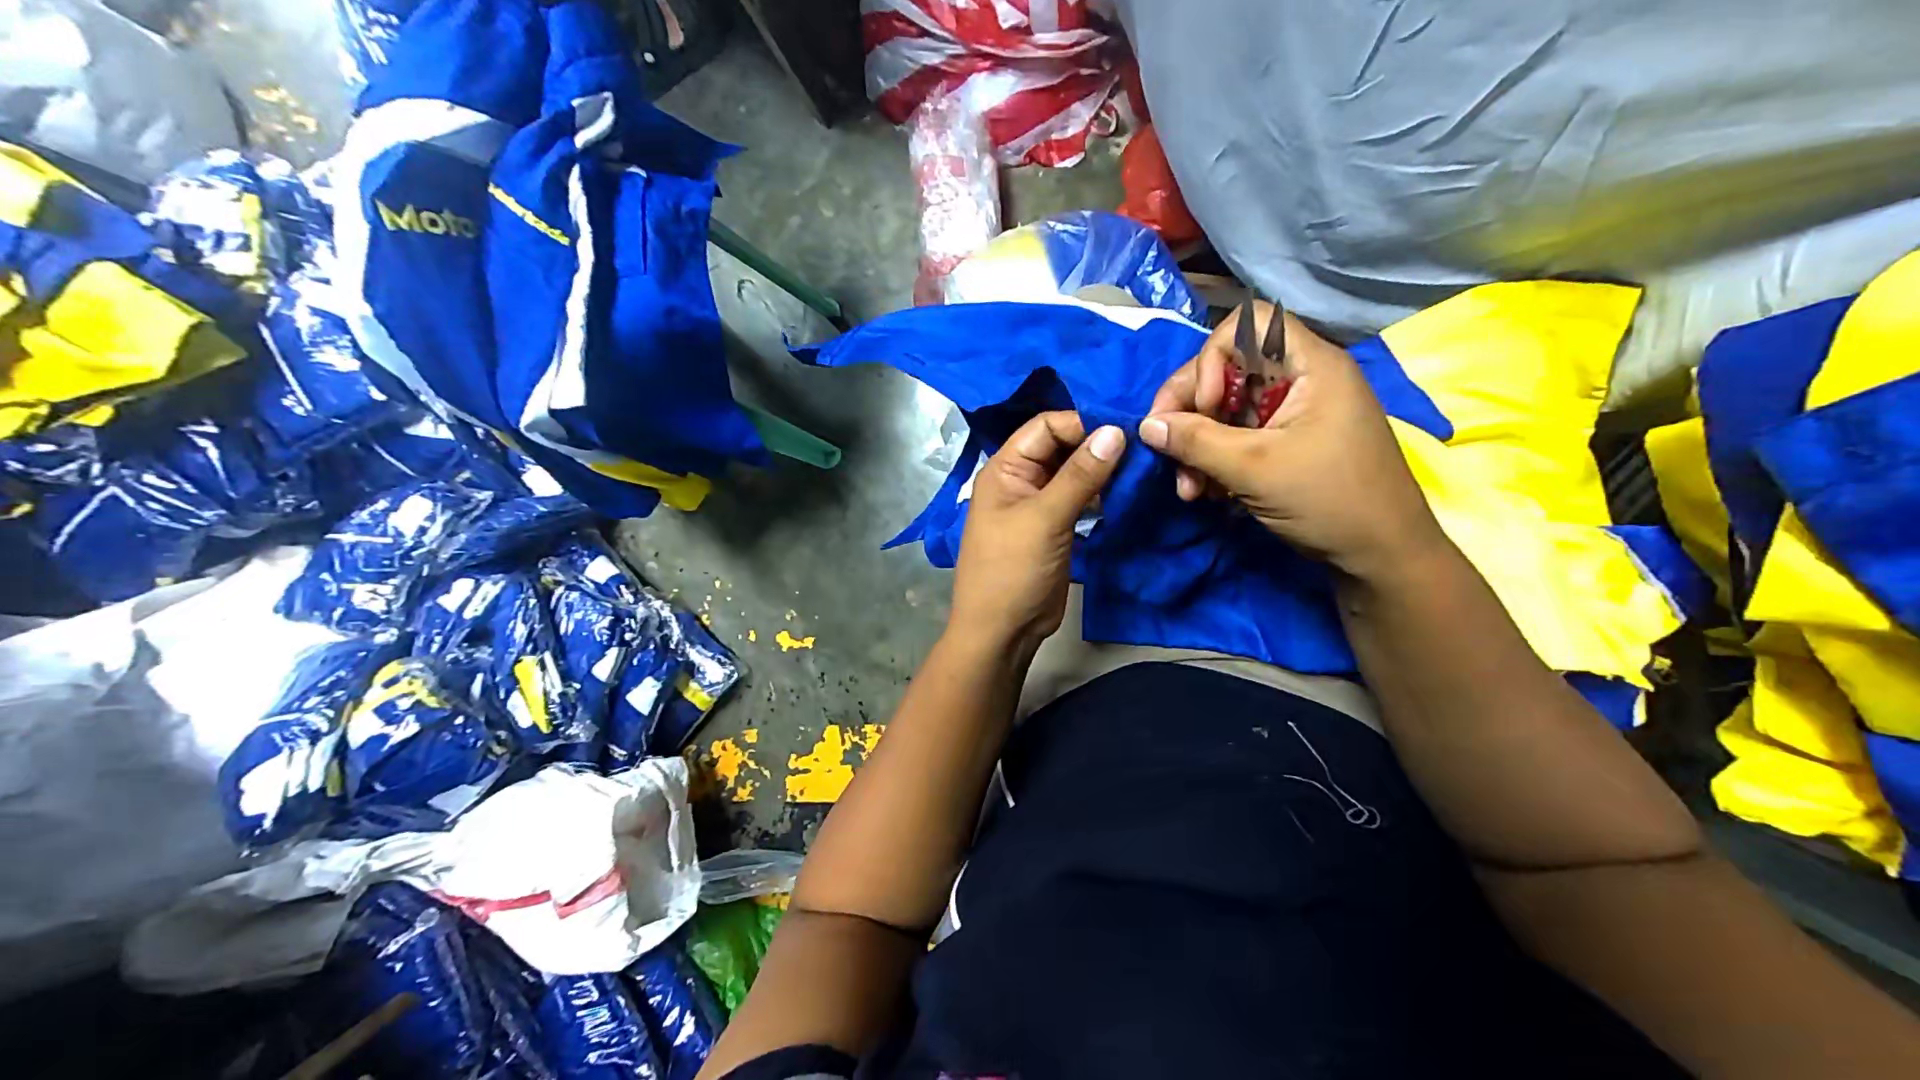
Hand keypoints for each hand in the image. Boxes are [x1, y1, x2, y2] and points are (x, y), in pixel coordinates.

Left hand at [950, 411, 1125, 652]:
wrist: (1003, 631)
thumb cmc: (1012, 570)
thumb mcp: (1045, 519)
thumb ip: (1079, 475)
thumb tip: (1116, 431)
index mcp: (1005, 469)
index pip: (1046, 427)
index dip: (1083, 422)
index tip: (1127, 428)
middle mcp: (1021, 480)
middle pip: (1062, 446)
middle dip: (1098, 444)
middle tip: (1144, 445)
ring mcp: (1039, 504)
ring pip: (1075, 473)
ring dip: (1104, 468)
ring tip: (1143, 465)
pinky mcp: (1057, 527)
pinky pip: (1081, 498)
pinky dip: (1102, 493)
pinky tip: (1129, 491)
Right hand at [1140, 300, 1446, 580]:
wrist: (1382, 556)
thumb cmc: (1329, 500)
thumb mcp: (1254, 469)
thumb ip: (1196, 442)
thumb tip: (1147, 425)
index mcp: (1310, 367)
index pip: (1248, 325)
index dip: (1213, 358)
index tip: (1204, 406)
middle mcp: (1302, 380)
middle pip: (1228, 370)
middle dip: (1192, 413)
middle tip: (1169, 451)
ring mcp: (1295, 413)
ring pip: (1227, 409)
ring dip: (1198, 446)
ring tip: (1189, 489)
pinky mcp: (1288, 443)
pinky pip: (1239, 436)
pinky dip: (1215, 460)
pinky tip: (1205, 492)